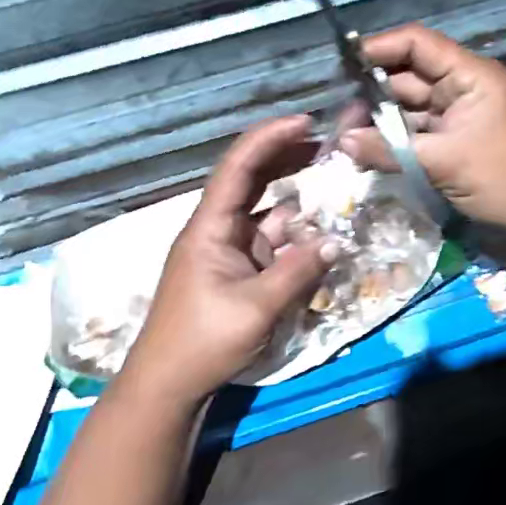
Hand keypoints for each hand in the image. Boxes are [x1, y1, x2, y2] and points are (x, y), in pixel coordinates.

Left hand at [122, 116, 335, 404]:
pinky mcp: (235, 274)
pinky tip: (320, 234)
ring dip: (295, 200)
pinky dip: (293, 238)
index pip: (239, 167)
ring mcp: (226, 252)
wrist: (168, 383)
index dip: (270, 139)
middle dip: (286, 159)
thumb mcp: (256, 307)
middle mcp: (217, 230)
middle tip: (327, 145)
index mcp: (210, 226)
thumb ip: (298, 272)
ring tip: (332, 183)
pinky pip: (268, 245)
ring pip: (264, 214)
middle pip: (251, 182)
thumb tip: (337, 242)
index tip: (305, 121)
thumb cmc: (202, 341)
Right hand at [340, 24, 505, 237]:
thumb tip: (342, 142)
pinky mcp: (450, 136)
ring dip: (377, 120)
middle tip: (339, 120)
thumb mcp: (442, 163)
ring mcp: (455, 112)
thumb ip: (388, 150)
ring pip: (405, 105)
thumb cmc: (502, 180)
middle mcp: (460, 86)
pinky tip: (365, 150)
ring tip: (346, 138)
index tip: (343, 66)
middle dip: (370, 95)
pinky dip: (390, 138)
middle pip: (405, 76)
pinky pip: (412, 129)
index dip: (378, 49)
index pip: (418, 44)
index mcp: (469, 76)